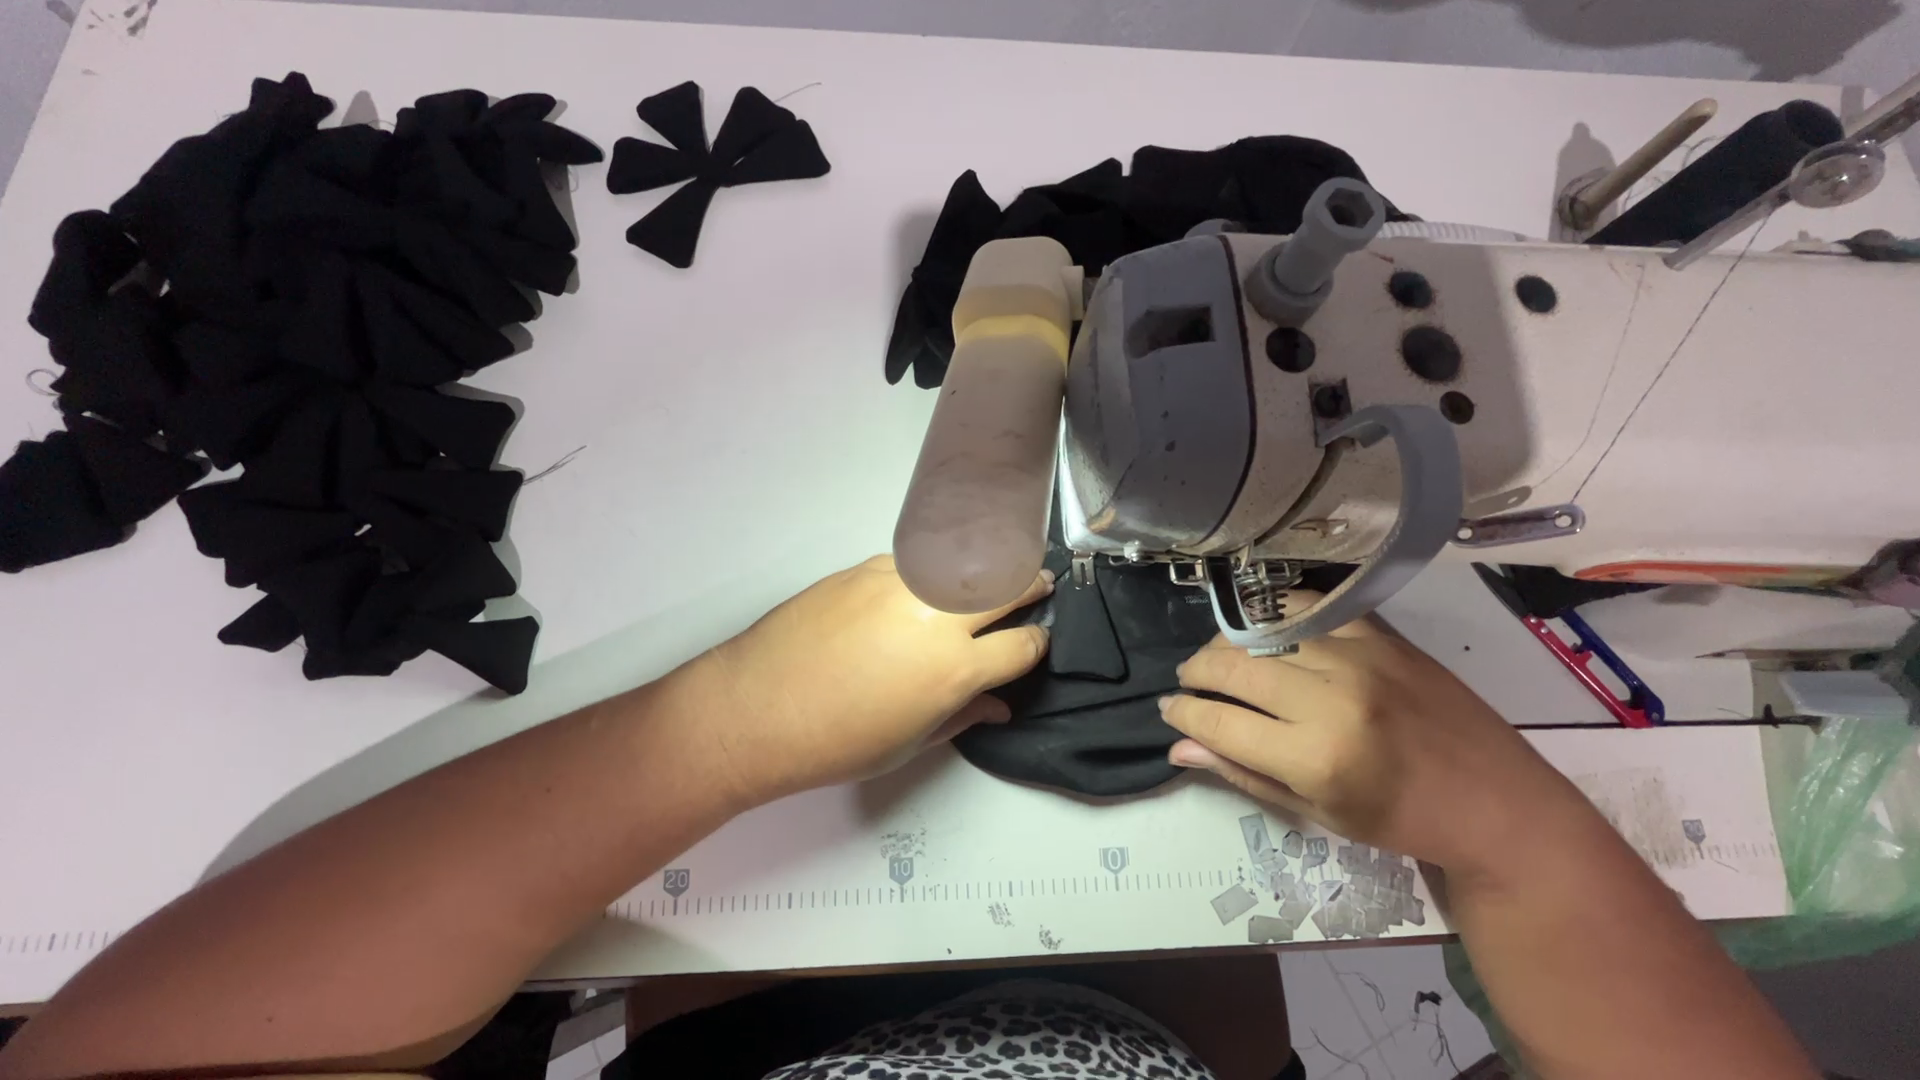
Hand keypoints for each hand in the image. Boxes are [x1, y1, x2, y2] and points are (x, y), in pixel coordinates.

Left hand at [680, 555, 1052, 803]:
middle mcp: (937, 617)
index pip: (1021, 646)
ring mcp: (900, 585)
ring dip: (989, 565)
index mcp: (955, 669)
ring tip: (997, 567)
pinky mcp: (866, 568)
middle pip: (1006, 588)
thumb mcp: (909, 743)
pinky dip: (934, 568)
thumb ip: (961, 717)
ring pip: (964, 562)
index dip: (1037, 644)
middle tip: (1040, 583)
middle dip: (1031, 584)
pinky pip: (916, 562)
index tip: (1037, 641)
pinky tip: (928, 579)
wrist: (757, 708)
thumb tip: (997, 706)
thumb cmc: (837, 743)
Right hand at [1159, 600, 1597, 882]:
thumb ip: (1242, 774)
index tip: (1168, 709)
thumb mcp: (1316, 813)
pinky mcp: (1382, 636)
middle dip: (1195, 673)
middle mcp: (1330, 697)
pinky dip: (1276, 615)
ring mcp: (1358, 657)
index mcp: (1314, 757)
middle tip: (1188, 683)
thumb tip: (1178, 746)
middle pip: (1232, 666)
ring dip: (1227, 643)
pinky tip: (1264, 630)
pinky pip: (1309, 608)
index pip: (1219, 720)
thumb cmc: (1402, 822)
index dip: (1183, 712)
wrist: (1499, 804)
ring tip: (1220, 658)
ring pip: (1263, 631)